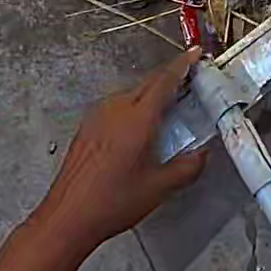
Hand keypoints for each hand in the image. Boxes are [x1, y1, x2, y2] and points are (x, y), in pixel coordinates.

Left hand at [33, 48, 207, 251]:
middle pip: (148, 82)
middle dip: (170, 77)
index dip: (183, 65)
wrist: (68, 216)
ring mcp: (99, 115)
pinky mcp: (88, 126)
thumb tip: (202, 154)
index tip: (195, 54)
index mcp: (139, 118)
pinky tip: (139, 126)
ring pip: (132, 93)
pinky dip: (135, 105)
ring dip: (152, 93)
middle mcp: (118, 109)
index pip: (165, 81)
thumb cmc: (114, 201)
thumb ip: (188, 167)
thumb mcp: (160, 187)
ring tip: (168, 106)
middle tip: (189, 79)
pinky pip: (117, 105)